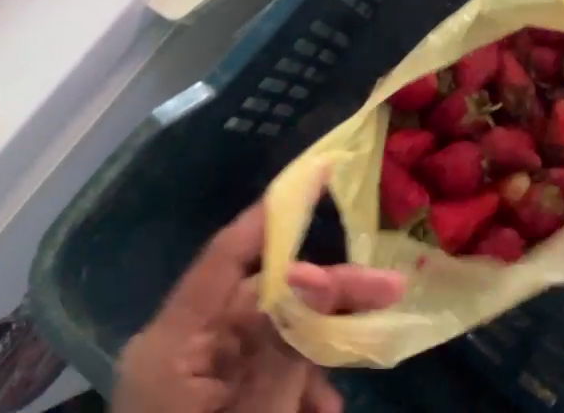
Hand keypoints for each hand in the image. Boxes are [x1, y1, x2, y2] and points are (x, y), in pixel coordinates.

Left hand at [114, 199, 405, 412]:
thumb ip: (285, 348)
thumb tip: (317, 275)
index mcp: (173, 342)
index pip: (227, 254)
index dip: (274, 211)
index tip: (320, 174)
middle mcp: (181, 346)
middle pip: (265, 296)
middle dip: (327, 298)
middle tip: (390, 290)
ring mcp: (193, 375)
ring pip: (270, 334)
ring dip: (316, 353)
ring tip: (344, 391)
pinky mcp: (206, 399)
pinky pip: (261, 370)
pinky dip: (295, 383)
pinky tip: (322, 407)